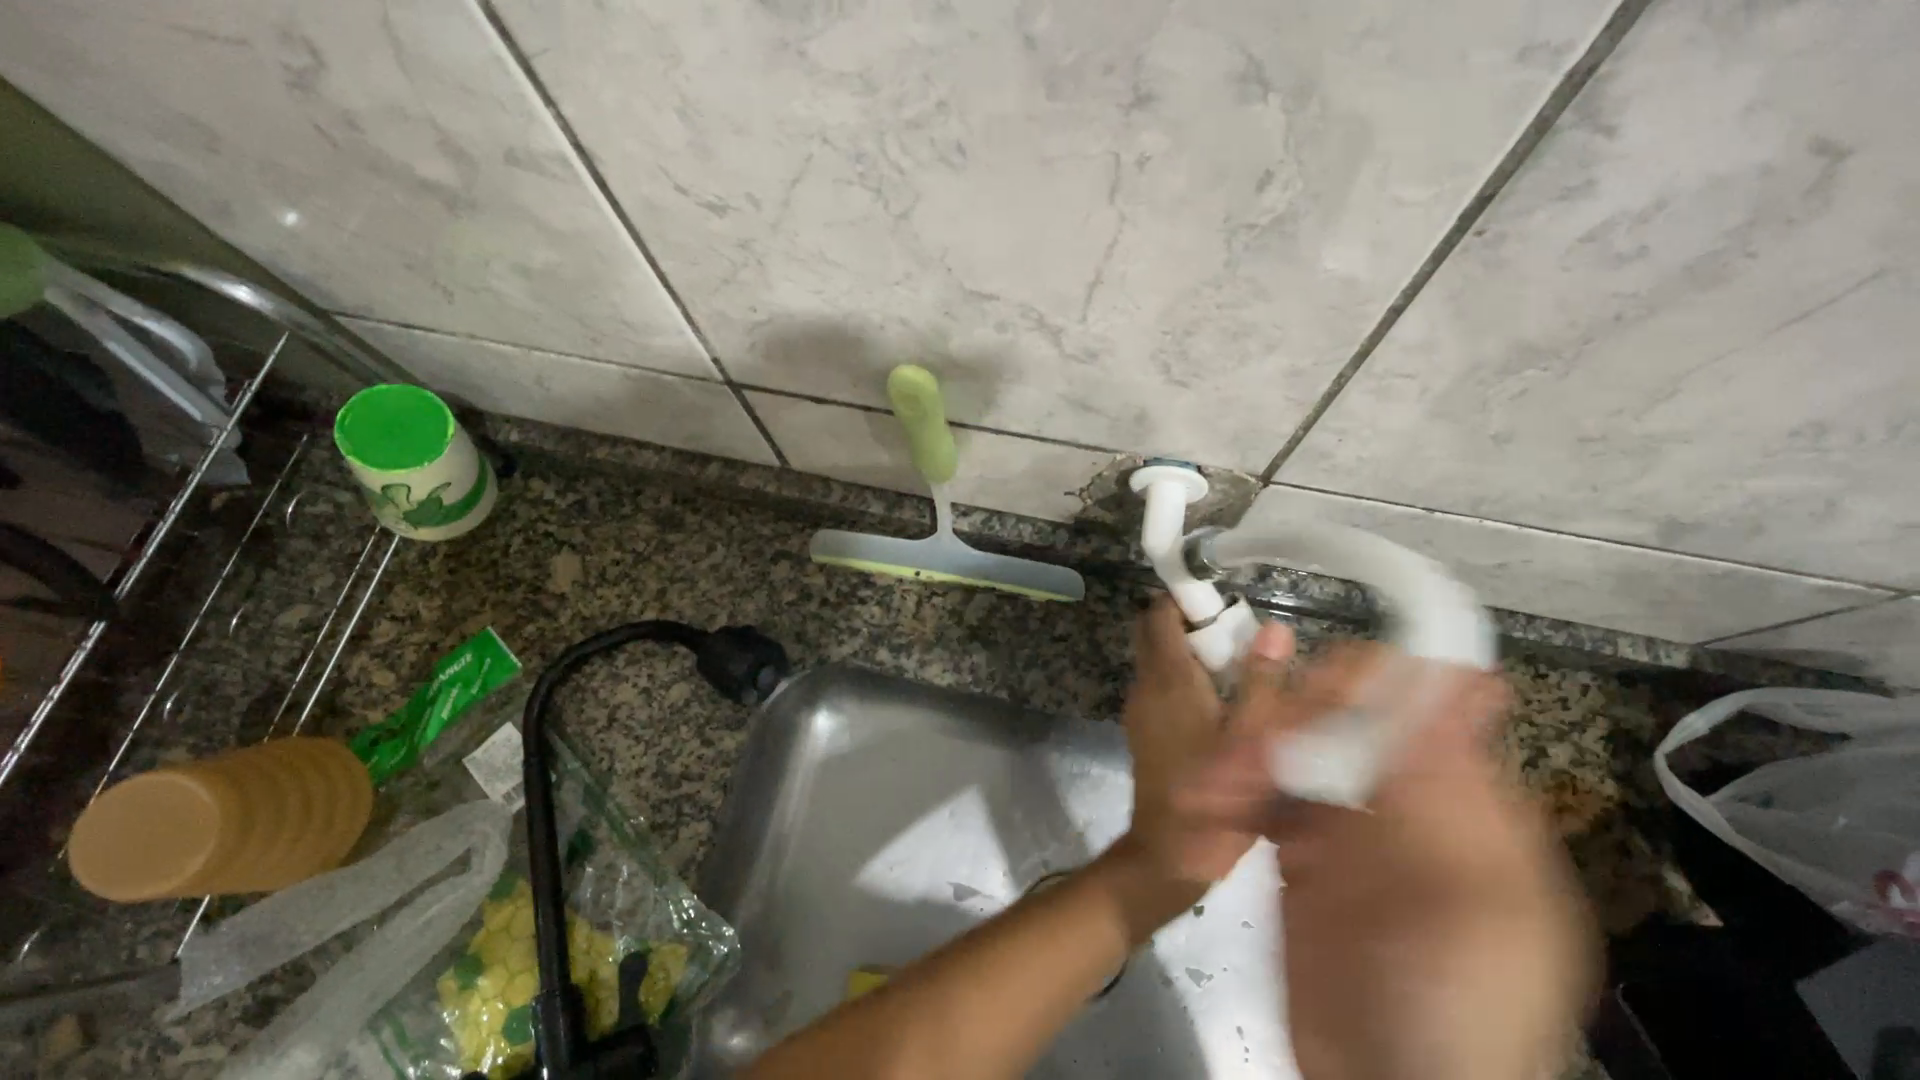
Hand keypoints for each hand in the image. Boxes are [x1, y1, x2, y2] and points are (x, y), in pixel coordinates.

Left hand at [1121, 596, 1294, 883]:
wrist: (1169, 853)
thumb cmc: (1215, 794)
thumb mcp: (1252, 737)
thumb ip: (1262, 681)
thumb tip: (1274, 628)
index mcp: (1167, 678)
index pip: (1158, 614)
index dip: (1185, 598)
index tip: (1222, 601)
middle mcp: (1144, 687)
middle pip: (1154, 635)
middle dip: (1190, 624)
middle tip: (1237, 635)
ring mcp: (1139, 711)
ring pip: (1157, 662)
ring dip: (1190, 655)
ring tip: (1240, 668)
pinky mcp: (1143, 733)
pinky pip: (1160, 689)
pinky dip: (1185, 681)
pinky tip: (1223, 705)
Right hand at [1173, 645, 1596, 1079]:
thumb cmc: (1453, 1008)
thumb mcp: (1473, 906)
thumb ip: (1454, 796)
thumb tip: (1469, 680)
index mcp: (1461, 801)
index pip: (1417, 703)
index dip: (1364, 683)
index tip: (1310, 694)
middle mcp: (1404, 798)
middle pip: (1338, 720)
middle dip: (1283, 724)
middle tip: (1237, 757)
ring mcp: (1347, 827)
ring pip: (1288, 755)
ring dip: (1240, 760)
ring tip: (1200, 795)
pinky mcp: (1298, 856)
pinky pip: (1258, 801)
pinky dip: (1226, 799)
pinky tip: (1201, 815)